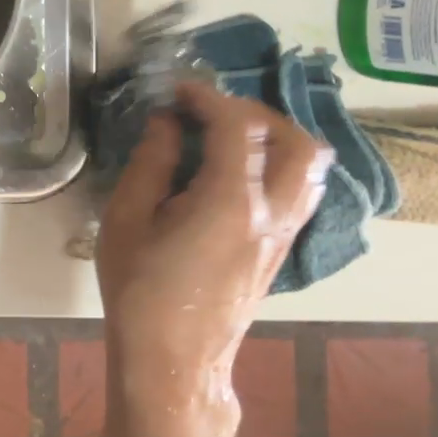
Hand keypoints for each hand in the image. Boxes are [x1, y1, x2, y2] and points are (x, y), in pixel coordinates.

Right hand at [96, 81, 332, 436]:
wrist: (173, 349)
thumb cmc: (137, 281)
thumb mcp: (127, 215)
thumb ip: (152, 163)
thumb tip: (166, 123)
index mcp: (230, 201)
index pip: (237, 129)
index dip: (208, 98)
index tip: (174, 87)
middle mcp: (273, 212)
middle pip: (296, 143)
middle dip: (255, 112)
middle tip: (206, 106)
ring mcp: (284, 232)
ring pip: (310, 168)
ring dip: (273, 136)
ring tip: (223, 130)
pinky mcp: (281, 246)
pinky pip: (300, 189)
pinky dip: (276, 162)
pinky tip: (233, 166)